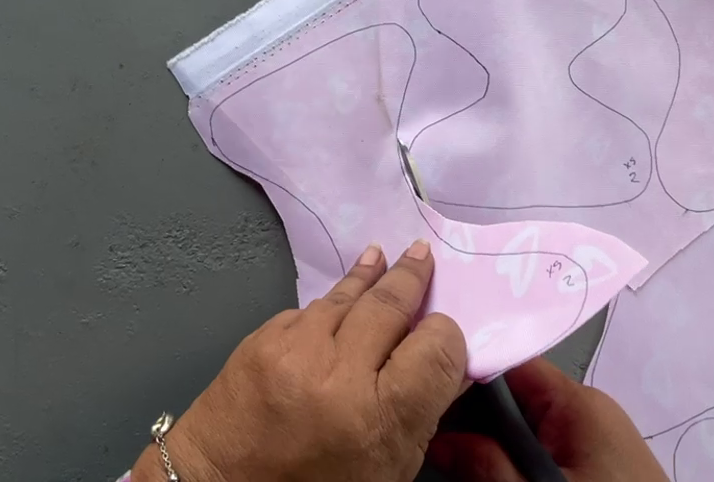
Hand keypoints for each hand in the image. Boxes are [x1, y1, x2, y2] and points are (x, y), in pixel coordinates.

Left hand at [132, 240, 468, 481]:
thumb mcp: (385, 472)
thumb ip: (420, 415)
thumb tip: (450, 364)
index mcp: (378, 417)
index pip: (435, 350)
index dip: (447, 336)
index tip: (445, 330)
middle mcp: (338, 372)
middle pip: (389, 306)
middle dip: (410, 278)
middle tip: (422, 253)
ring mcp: (296, 348)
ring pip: (346, 297)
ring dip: (370, 274)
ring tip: (386, 254)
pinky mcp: (264, 335)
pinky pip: (309, 310)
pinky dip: (330, 305)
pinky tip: (342, 294)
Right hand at [426, 358, 668, 481]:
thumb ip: (486, 466)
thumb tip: (434, 435)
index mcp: (577, 402)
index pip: (508, 360)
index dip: (465, 366)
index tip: (426, 381)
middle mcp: (590, 408)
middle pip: (515, 392)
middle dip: (476, 412)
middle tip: (434, 429)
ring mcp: (599, 436)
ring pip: (530, 422)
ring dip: (497, 439)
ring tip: (458, 452)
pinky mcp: (604, 463)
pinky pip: (550, 443)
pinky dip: (523, 453)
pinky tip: (497, 469)